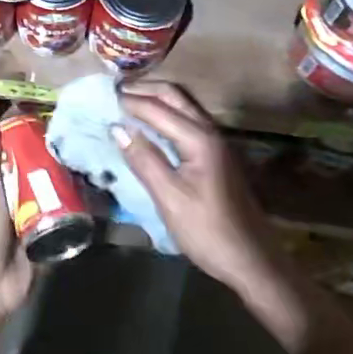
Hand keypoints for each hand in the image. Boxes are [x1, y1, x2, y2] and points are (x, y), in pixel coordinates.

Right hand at [113, 82, 293, 297]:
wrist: (253, 264)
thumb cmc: (208, 231)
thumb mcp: (169, 198)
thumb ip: (143, 159)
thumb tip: (116, 127)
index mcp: (199, 140)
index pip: (156, 108)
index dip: (127, 101)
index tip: (98, 97)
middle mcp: (210, 133)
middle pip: (173, 96)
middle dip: (141, 89)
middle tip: (110, 93)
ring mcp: (215, 144)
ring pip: (181, 106)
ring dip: (152, 99)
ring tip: (123, 104)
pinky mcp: (214, 156)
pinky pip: (184, 121)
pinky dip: (163, 114)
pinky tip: (146, 126)